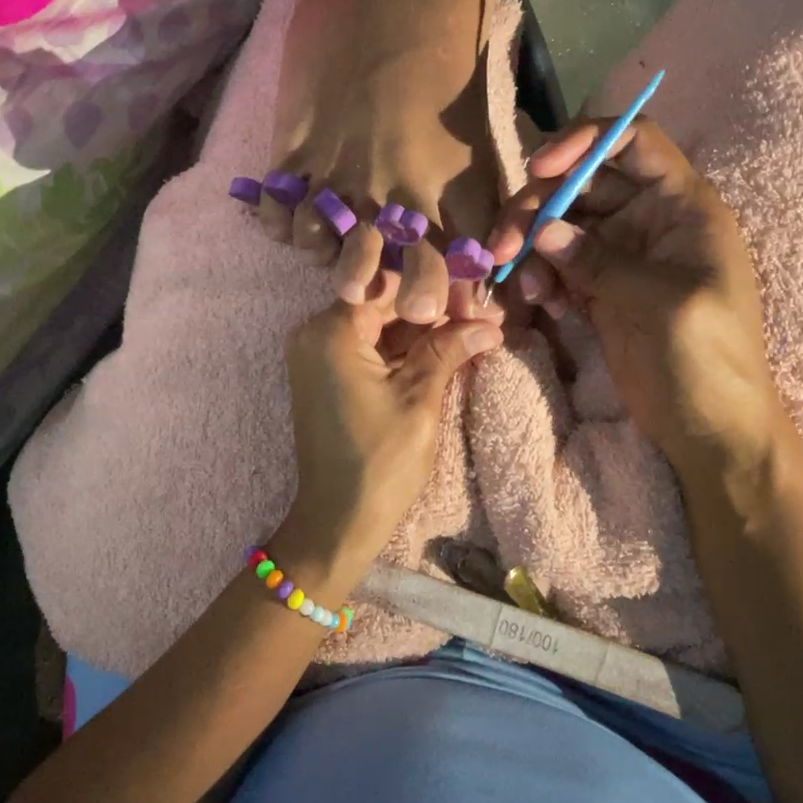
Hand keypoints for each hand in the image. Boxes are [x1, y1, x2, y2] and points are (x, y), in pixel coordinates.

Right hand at [261, 0, 501, 327]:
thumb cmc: (455, 40)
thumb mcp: (481, 125)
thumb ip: (478, 188)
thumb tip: (480, 241)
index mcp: (442, 189)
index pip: (440, 271)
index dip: (438, 294)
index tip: (434, 302)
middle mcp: (388, 193)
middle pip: (377, 272)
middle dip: (378, 286)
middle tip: (375, 282)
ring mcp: (335, 172)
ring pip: (320, 248)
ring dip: (325, 252)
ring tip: (330, 240)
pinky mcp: (292, 144)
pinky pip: (279, 209)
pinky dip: (283, 219)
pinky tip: (291, 209)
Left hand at [285, 270, 502, 557]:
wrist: (337, 517)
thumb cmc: (379, 461)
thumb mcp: (418, 400)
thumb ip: (447, 351)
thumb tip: (487, 325)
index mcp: (331, 331)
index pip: (388, 284)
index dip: (436, 287)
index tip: (477, 295)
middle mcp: (314, 332)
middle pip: (381, 300)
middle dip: (433, 305)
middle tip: (484, 313)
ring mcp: (316, 353)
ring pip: (377, 322)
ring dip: (422, 327)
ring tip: (476, 329)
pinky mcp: (325, 373)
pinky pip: (366, 345)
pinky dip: (401, 347)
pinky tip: (446, 347)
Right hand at [488, 119, 789, 478]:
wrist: (708, 428)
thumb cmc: (708, 359)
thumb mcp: (661, 301)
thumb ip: (601, 260)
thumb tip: (544, 230)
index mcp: (682, 206)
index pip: (633, 141)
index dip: (585, 141)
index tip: (541, 168)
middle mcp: (647, 218)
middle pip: (579, 183)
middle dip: (535, 207)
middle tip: (502, 247)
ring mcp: (618, 253)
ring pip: (558, 222)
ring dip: (528, 245)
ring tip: (519, 284)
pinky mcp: (596, 285)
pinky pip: (554, 262)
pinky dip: (539, 276)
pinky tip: (540, 304)